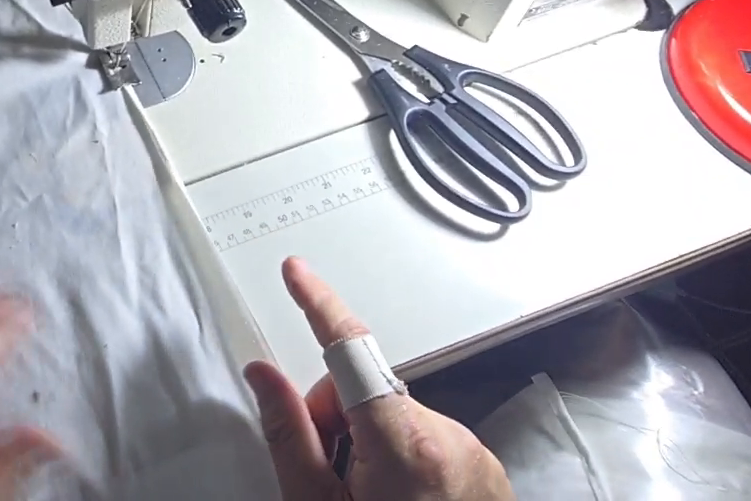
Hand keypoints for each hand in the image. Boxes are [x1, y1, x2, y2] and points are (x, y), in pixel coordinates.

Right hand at [243, 257, 512, 500]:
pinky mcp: (488, 474)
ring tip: (364, 497)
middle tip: (326, 472)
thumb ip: (287, 431)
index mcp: (403, 441)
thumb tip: (262, 372)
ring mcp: (475, 456)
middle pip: (367, 390)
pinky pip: (426, 439)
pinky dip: (399, 457)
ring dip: (366, 440)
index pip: (349, 350)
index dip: (318, 303)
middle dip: (333, 416)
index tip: (296, 271)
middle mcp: (448, 437)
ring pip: (394, 416)